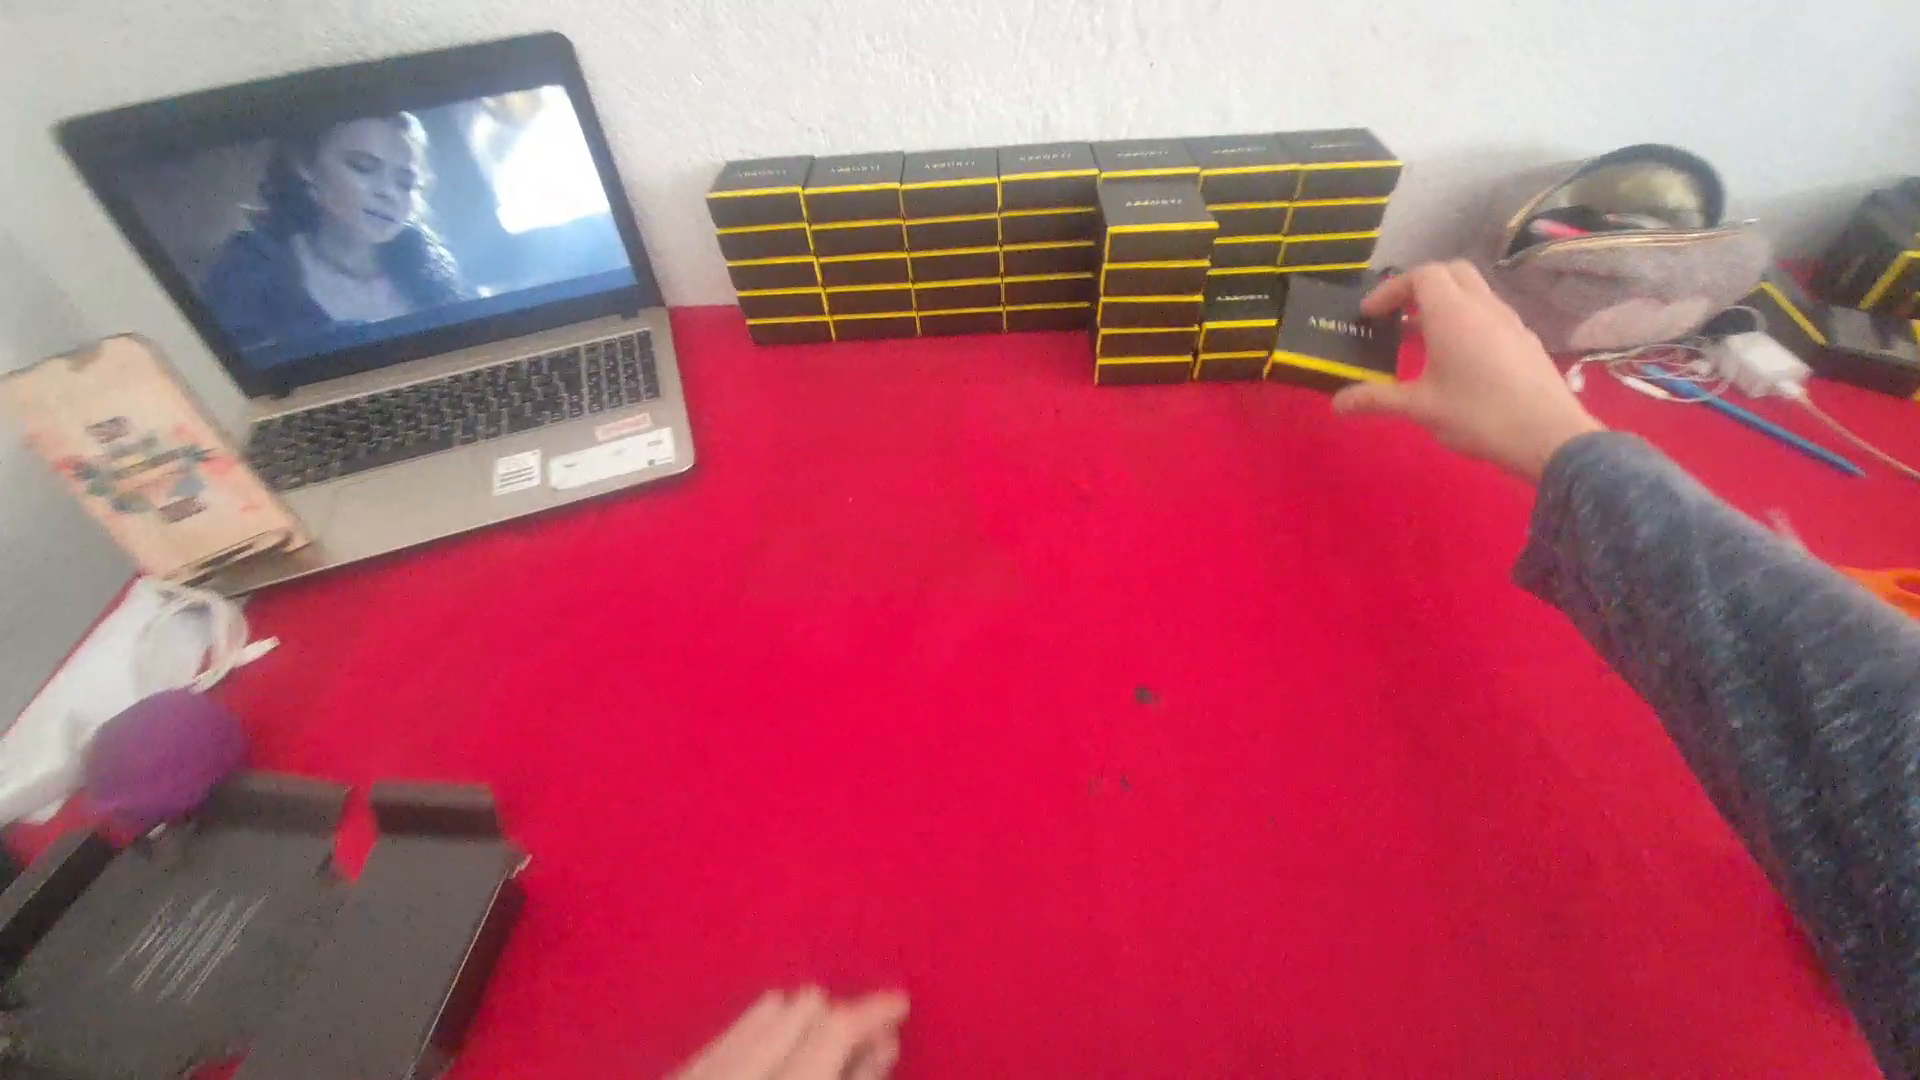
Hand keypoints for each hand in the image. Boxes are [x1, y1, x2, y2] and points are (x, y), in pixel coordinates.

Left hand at [671, 987, 907, 1079]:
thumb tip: (884, 1044)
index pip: (834, 1029)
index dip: (873, 1011)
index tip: (901, 1002)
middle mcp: (737, 1072)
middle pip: (805, 1007)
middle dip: (837, 1022)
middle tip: (860, 1050)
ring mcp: (700, 1071)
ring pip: (769, 1009)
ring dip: (800, 1024)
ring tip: (814, 1054)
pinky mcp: (677, 1074)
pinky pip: (730, 1031)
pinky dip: (761, 1032)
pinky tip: (770, 1047)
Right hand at [1331, 261, 1604, 481]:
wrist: (1548, 435)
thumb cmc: (1477, 414)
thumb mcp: (1418, 408)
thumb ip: (1375, 399)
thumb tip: (1337, 403)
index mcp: (1453, 315)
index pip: (1422, 275)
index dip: (1391, 289)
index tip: (1370, 316)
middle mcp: (1483, 308)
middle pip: (1451, 273)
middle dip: (1418, 287)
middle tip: (1394, 315)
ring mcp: (1509, 322)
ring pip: (1472, 292)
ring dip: (1441, 304)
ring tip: (1416, 338)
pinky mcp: (1523, 340)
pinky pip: (1487, 314)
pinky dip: (1462, 320)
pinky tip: (1451, 357)